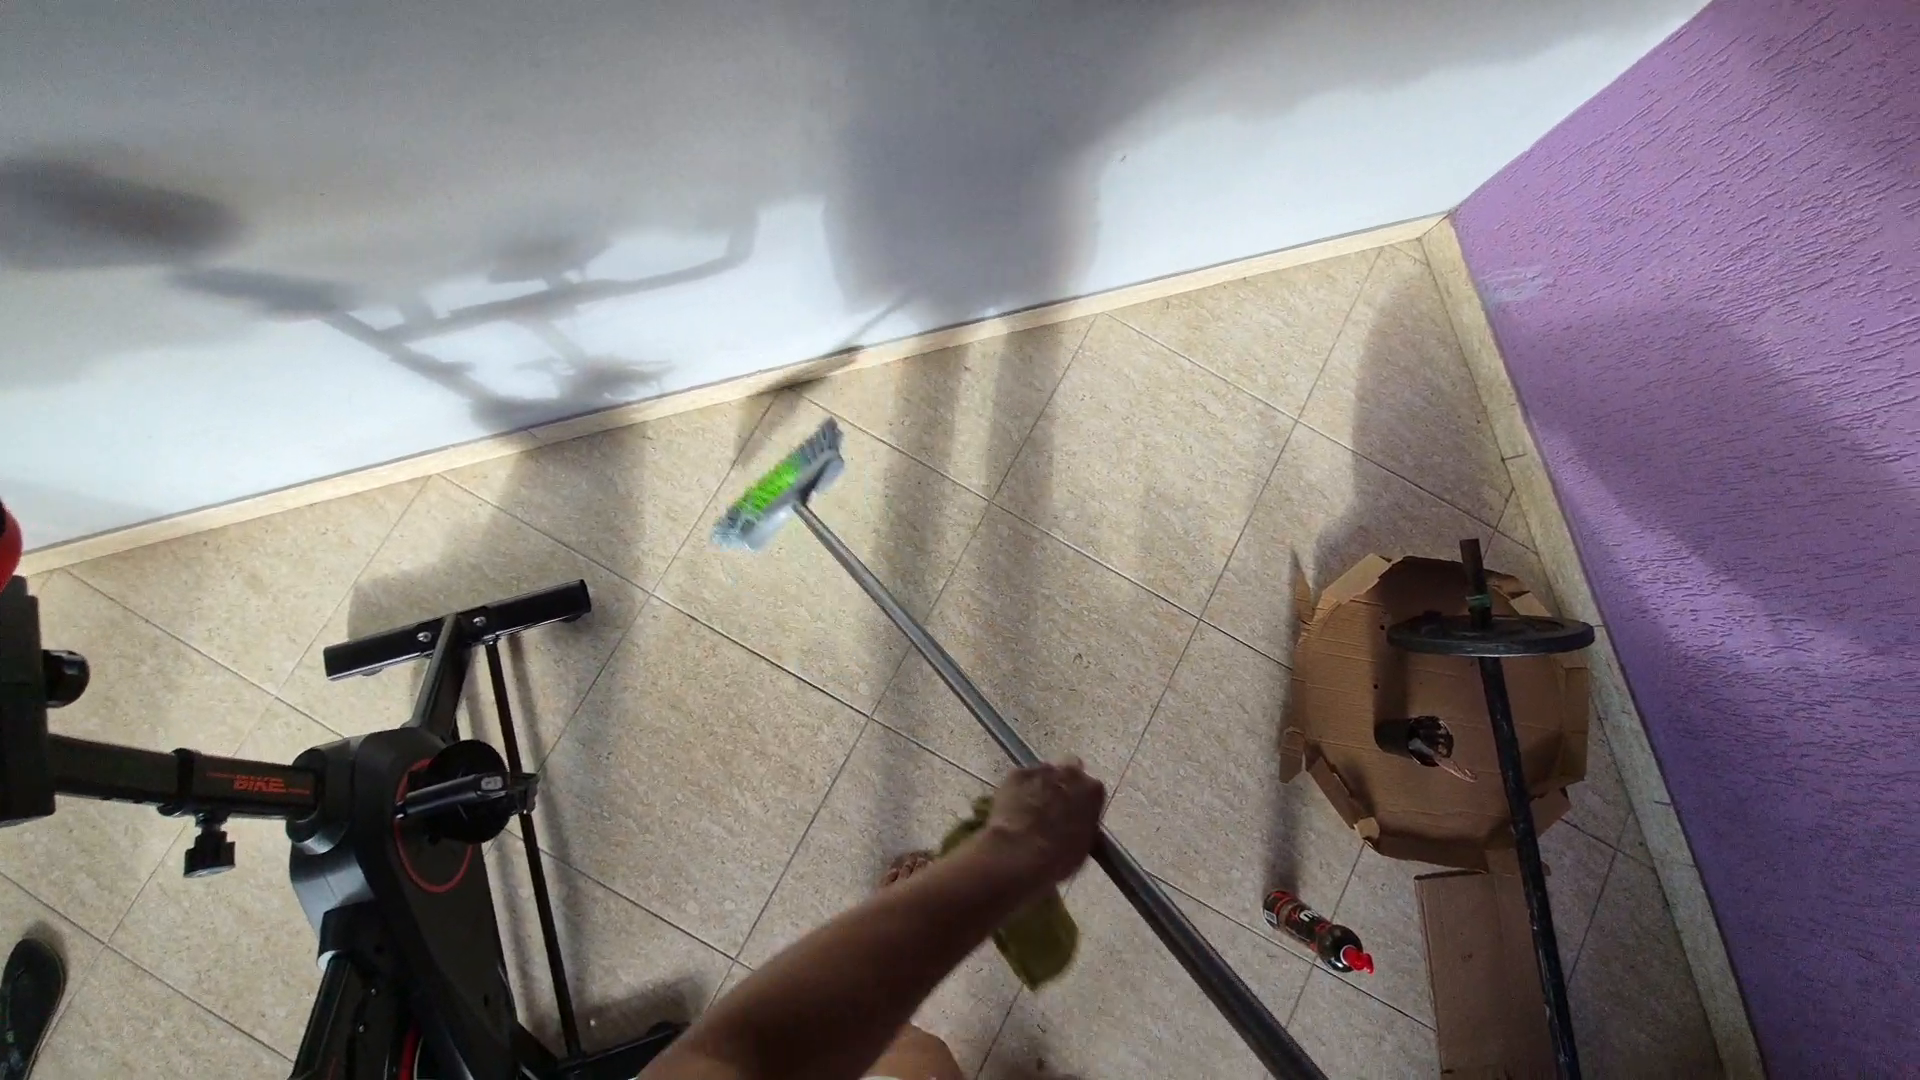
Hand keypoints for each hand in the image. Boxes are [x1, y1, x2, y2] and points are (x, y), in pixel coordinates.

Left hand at [982, 757, 1104, 885]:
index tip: (1074, 814)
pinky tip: (1013, 810)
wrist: (1019, 853)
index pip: (1092, 790)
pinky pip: (1021, 779)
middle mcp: (1070, 773)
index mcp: (1093, 791)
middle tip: (1053, 808)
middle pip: (1069, 772)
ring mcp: (1041, 770)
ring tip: (1029, 811)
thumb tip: (1078, 823)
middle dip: (1063, 786)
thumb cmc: (1057, 857)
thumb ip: (1085, 824)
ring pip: (1043, 775)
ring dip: (1040, 787)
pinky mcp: (1016, 773)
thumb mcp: (1084, 845)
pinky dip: (1018, 790)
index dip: (1082, 803)